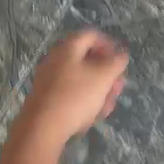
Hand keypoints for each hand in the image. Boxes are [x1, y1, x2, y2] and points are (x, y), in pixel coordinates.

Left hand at [14, 29, 128, 147]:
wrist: (41, 128)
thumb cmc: (75, 97)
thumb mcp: (102, 78)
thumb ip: (115, 63)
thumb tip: (121, 53)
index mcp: (68, 48)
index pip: (91, 36)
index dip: (109, 46)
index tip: (120, 63)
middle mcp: (56, 58)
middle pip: (86, 59)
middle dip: (106, 73)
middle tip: (117, 88)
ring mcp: (49, 78)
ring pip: (80, 78)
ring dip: (98, 89)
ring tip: (108, 106)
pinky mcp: (47, 97)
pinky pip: (70, 92)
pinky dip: (84, 99)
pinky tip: (93, 115)